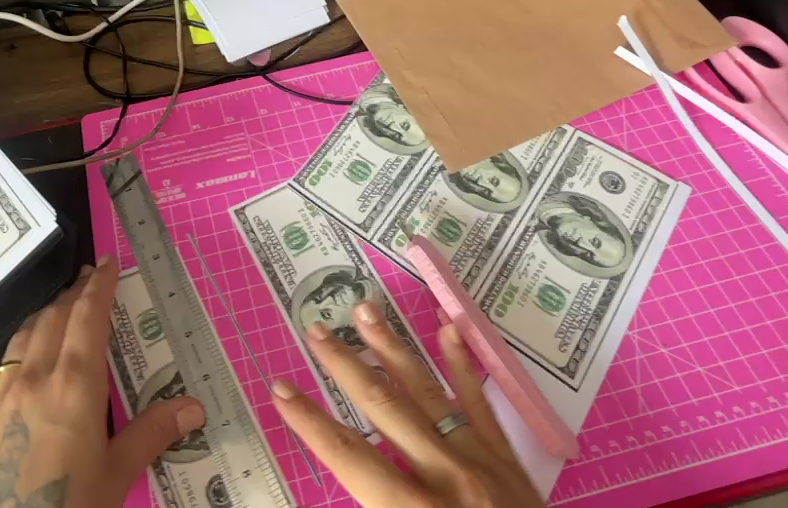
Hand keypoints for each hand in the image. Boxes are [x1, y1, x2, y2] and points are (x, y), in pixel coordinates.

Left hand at [0, 257, 204, 507]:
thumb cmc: (69, 507)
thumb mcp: (116, 475)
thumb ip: (152, 433)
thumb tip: (195, 406)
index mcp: (74, 384)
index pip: (87, 317)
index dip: (99, 286)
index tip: (107, 263)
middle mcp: (35, 378)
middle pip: (54, 317)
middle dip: (74, 293)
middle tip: (90, 278)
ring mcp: (3, 396)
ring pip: (26, 335)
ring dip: (47, 313)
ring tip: (62, 307)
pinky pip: (7, 363)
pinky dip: (25, 343)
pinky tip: (31, 358)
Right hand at [270, 301, 543, 507]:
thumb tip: (350, 477)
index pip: (350, 458)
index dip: (311, 423)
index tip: (280, 388)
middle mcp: (447, 477)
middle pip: (384, 409)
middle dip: (345, 367)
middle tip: (316, 329)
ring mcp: (481, 461)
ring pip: (427, 392)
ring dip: (392, 348)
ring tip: (365, 310)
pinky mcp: (508, 460)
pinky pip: (479, 403)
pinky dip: (461, 364)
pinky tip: (447, 327)